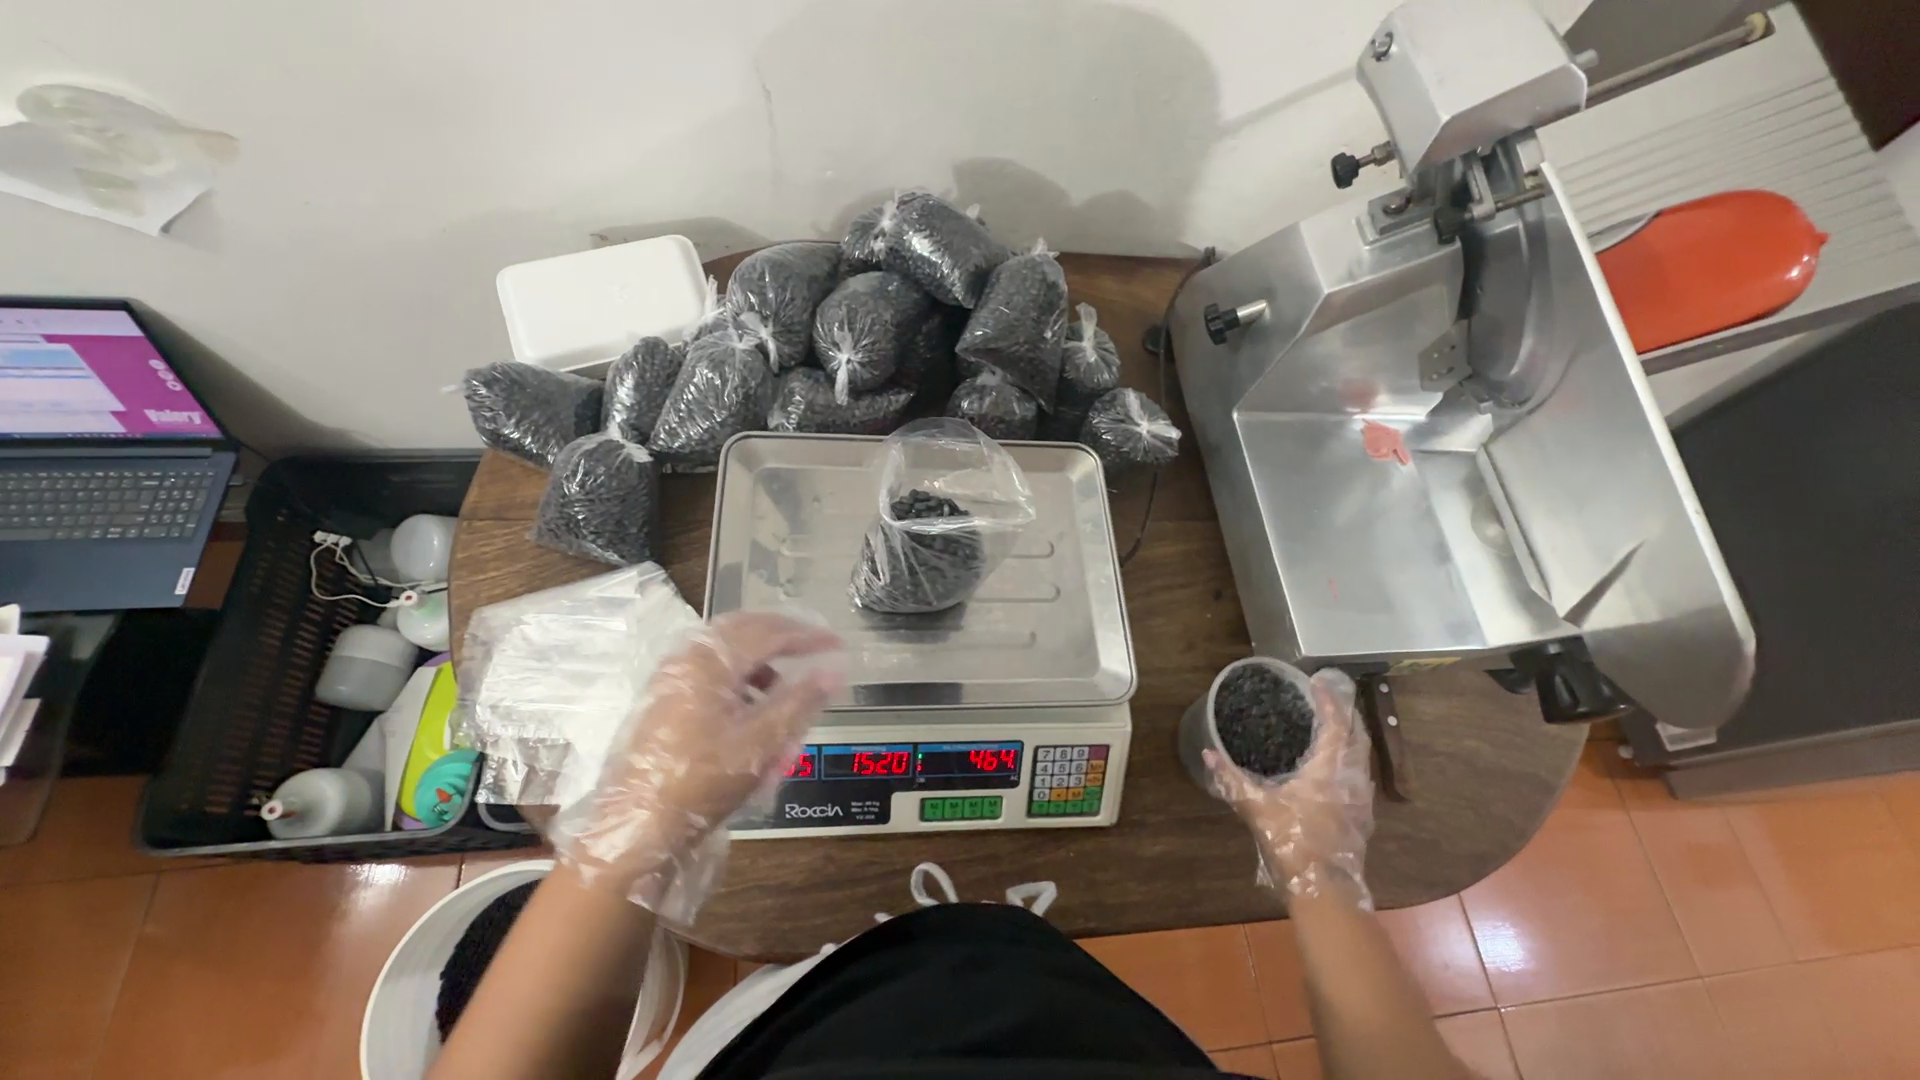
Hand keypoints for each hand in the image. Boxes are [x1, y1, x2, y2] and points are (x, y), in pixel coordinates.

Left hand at [552, 612, 844, 919]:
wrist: (637, 827)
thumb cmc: (702, 781)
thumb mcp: (762, 743)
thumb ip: (800, 702)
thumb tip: (833, 671)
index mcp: (708, 661)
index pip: (768, 632)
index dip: (807, 636)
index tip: (837, 643)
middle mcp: (685, 659)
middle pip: (743, 631)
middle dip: (782, 638)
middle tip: (813, 649)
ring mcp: (669, 679)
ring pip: (725, 654)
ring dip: (760, 663)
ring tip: (784, 692)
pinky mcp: (663, 701)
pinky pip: (709, 675)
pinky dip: (738, 682)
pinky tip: (751, 713)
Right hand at [1205, 668, 1375, 909]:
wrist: (1325, 889)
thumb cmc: (1293, 842)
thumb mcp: (1257, 808)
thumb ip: (1231, 779)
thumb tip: (1207, 754)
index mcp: (1328, 770)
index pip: (1335, 725)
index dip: (1328, 701)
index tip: (1316, 683)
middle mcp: (1351, 779)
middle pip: (1357, 736)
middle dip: (1345, 714)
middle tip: (1327, 698)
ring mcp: (1361, 799)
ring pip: (1361, 757)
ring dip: (1349, 736)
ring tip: (1329, 725)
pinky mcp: (1361, 816)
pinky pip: (1359, 774)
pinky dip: (1349, 758)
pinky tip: (1331, 766)